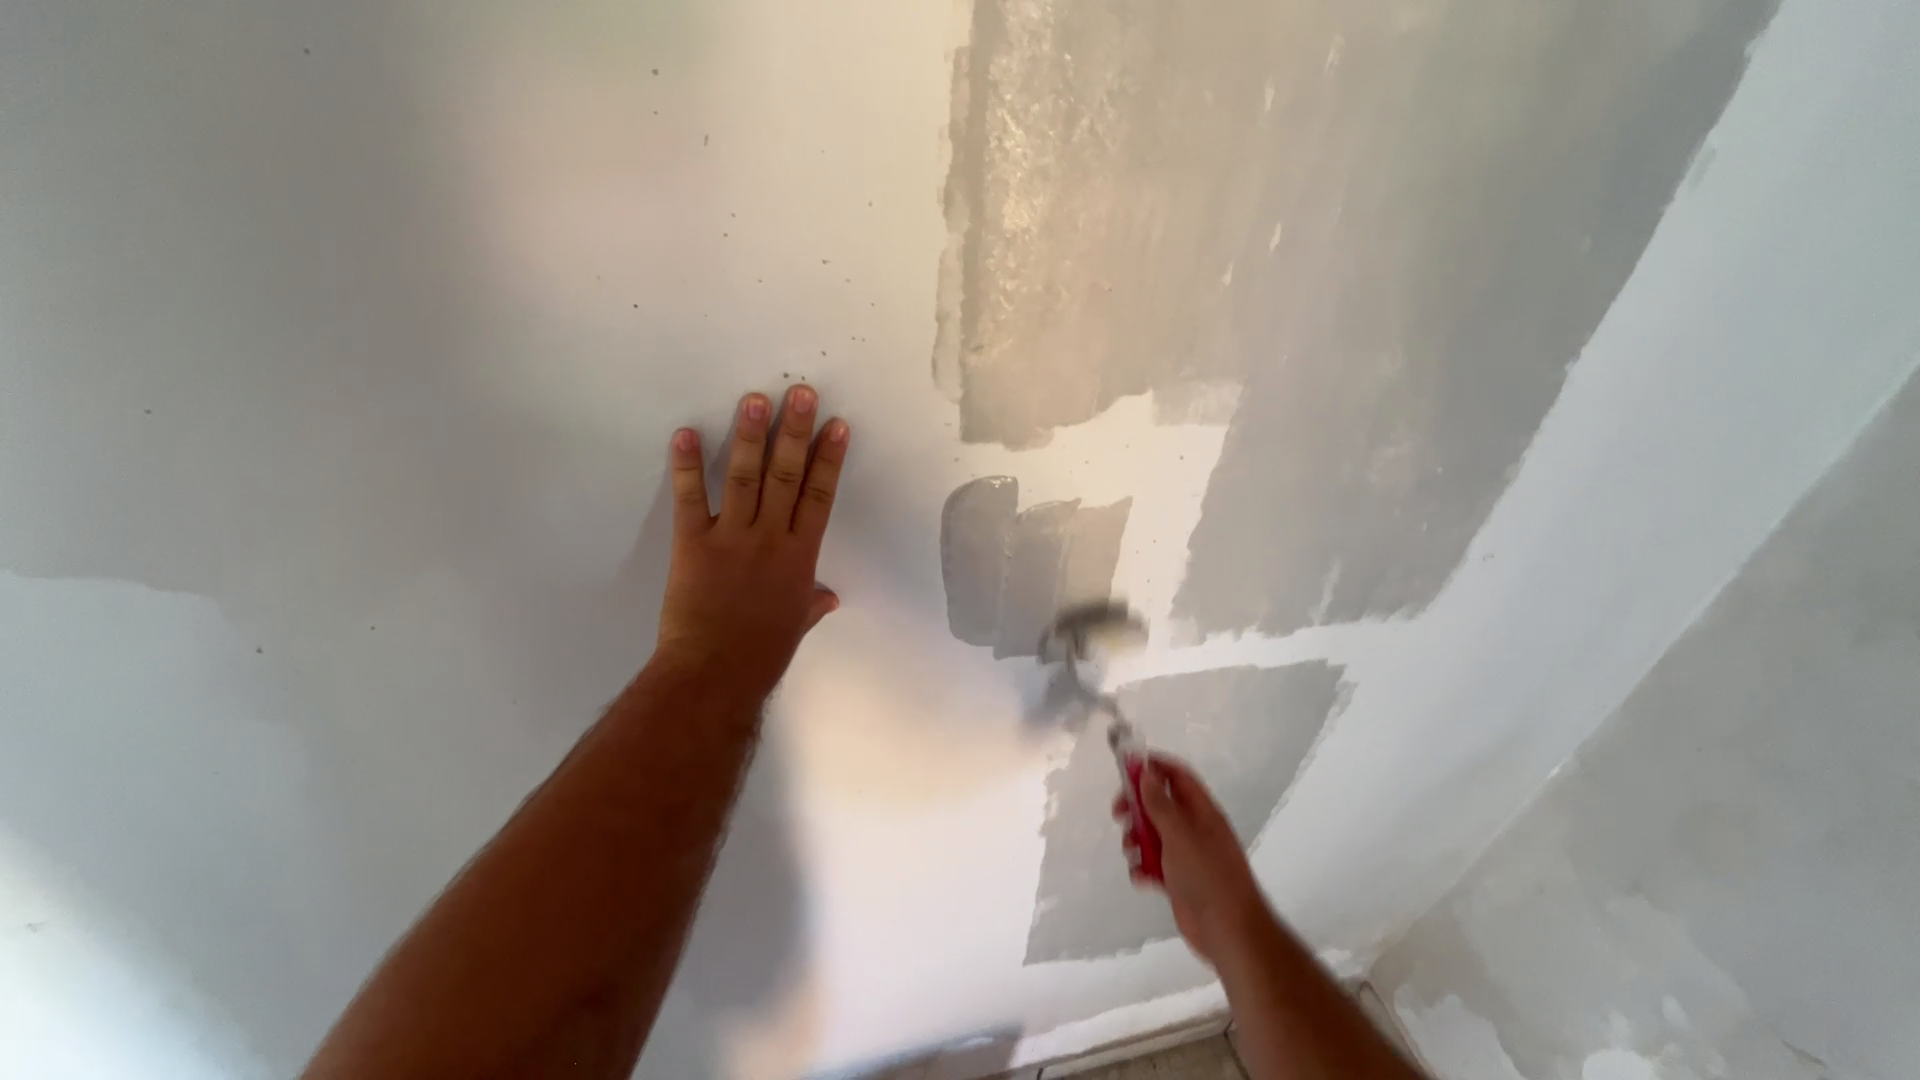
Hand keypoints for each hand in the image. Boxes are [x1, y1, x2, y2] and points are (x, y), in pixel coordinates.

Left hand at [657, 385, 850, 698]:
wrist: (714, 673)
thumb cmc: (760, 654)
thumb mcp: (795, 627)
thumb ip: (811, 605)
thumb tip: (828, 599)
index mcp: (801, 556)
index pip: (820, 496)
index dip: (829, 459)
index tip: (837, 426)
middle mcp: (772, 537)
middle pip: (787, 475)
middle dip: (795, 431)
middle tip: (800, 393)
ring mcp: (733, 537)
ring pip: (746, 477)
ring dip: (751, 436)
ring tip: (756, 399)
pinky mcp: (693, 543)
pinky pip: (690, 498)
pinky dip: (687, 465)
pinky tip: (687, 433)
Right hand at [1114, 755, 1269, 966]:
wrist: (1229, 932)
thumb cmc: (1207, 877)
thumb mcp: (1180, 835)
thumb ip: (1160, 804)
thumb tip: (1146, 773)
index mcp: (1202, 812)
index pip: (1177, 776)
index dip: (1154, 767)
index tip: (1126, 768)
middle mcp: (1194, 829)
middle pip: (1159, 805)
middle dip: (1137, 808)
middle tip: (1118, 814)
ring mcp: (1186, 855)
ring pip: (1152, 835)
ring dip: (1137, 841)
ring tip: (1133, 854)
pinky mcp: (1178, 880)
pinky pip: (1153, 864)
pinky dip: (1143, 868)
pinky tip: (1142, 879)